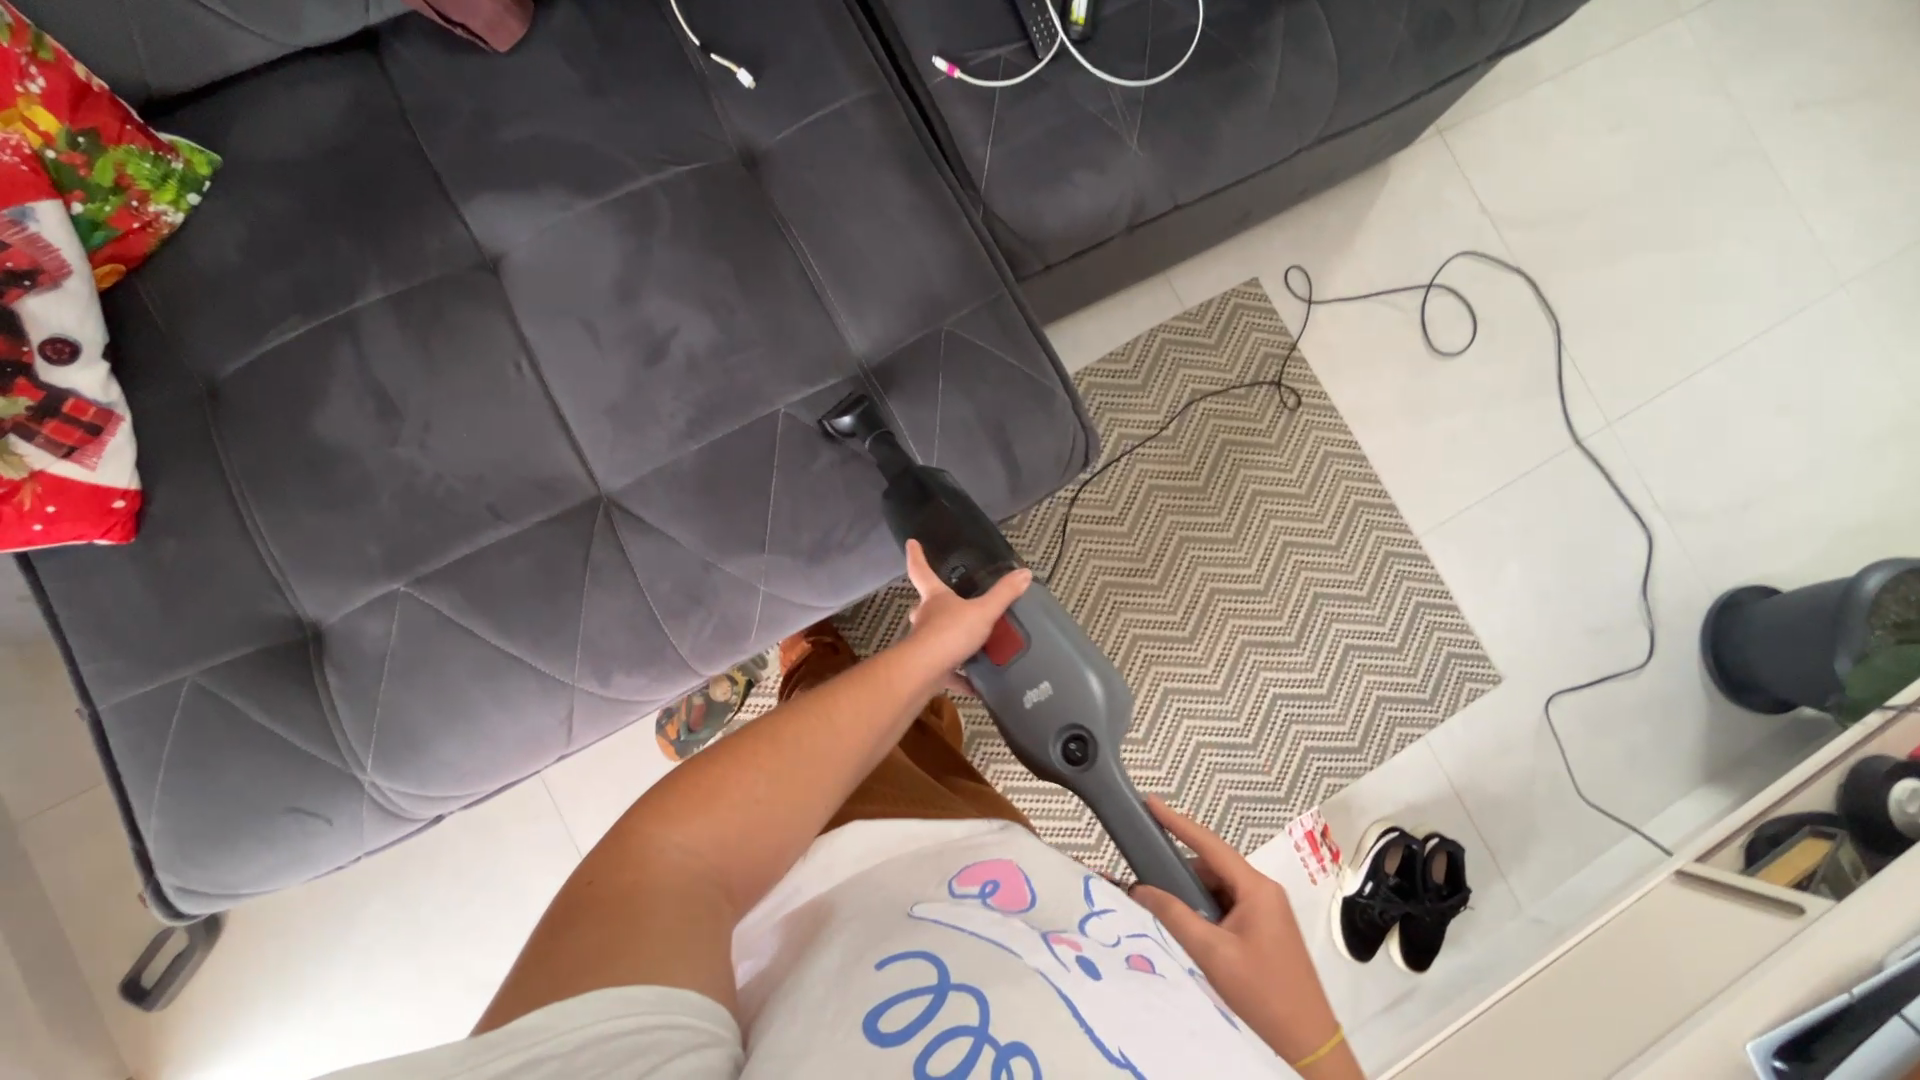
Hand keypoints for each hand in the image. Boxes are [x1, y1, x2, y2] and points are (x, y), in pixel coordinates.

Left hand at [900, 539, 1031, 693]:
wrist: (926, 671)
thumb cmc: (951, 632)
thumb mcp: (984, 611)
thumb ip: (1004, 594)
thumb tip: (1025, 572)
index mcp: (935, 598)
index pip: (921, 571)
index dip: (916, 556)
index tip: (911, 542)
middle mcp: (925, 618)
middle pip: (925, 606)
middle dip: (933, 605)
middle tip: (950, 606)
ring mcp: (924, 644)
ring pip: (934, 638)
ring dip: (949, 641)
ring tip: (971, 645)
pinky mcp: (929, 668)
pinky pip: (947, 672)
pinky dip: (961, 678)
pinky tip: (977, 686)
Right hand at [1130, 797, 1359, 1078]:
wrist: (1307, 1043)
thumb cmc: (1262, 994)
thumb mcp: (1211, 952)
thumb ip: (1173, 915)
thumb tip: (1139, 889)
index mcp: (1256, 888)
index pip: (1210, 844)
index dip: (1177, 822)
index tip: (1150, 803)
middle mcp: (1264, 892)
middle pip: (1212, 867)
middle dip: (1179, 871)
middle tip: (1147, 879)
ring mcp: (1267, 913)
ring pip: (1218, 889)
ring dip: (1192, 896)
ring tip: (1164, 911)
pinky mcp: (1265, 932)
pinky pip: (1227, 908)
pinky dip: (1204, 913)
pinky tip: (1188, 930)